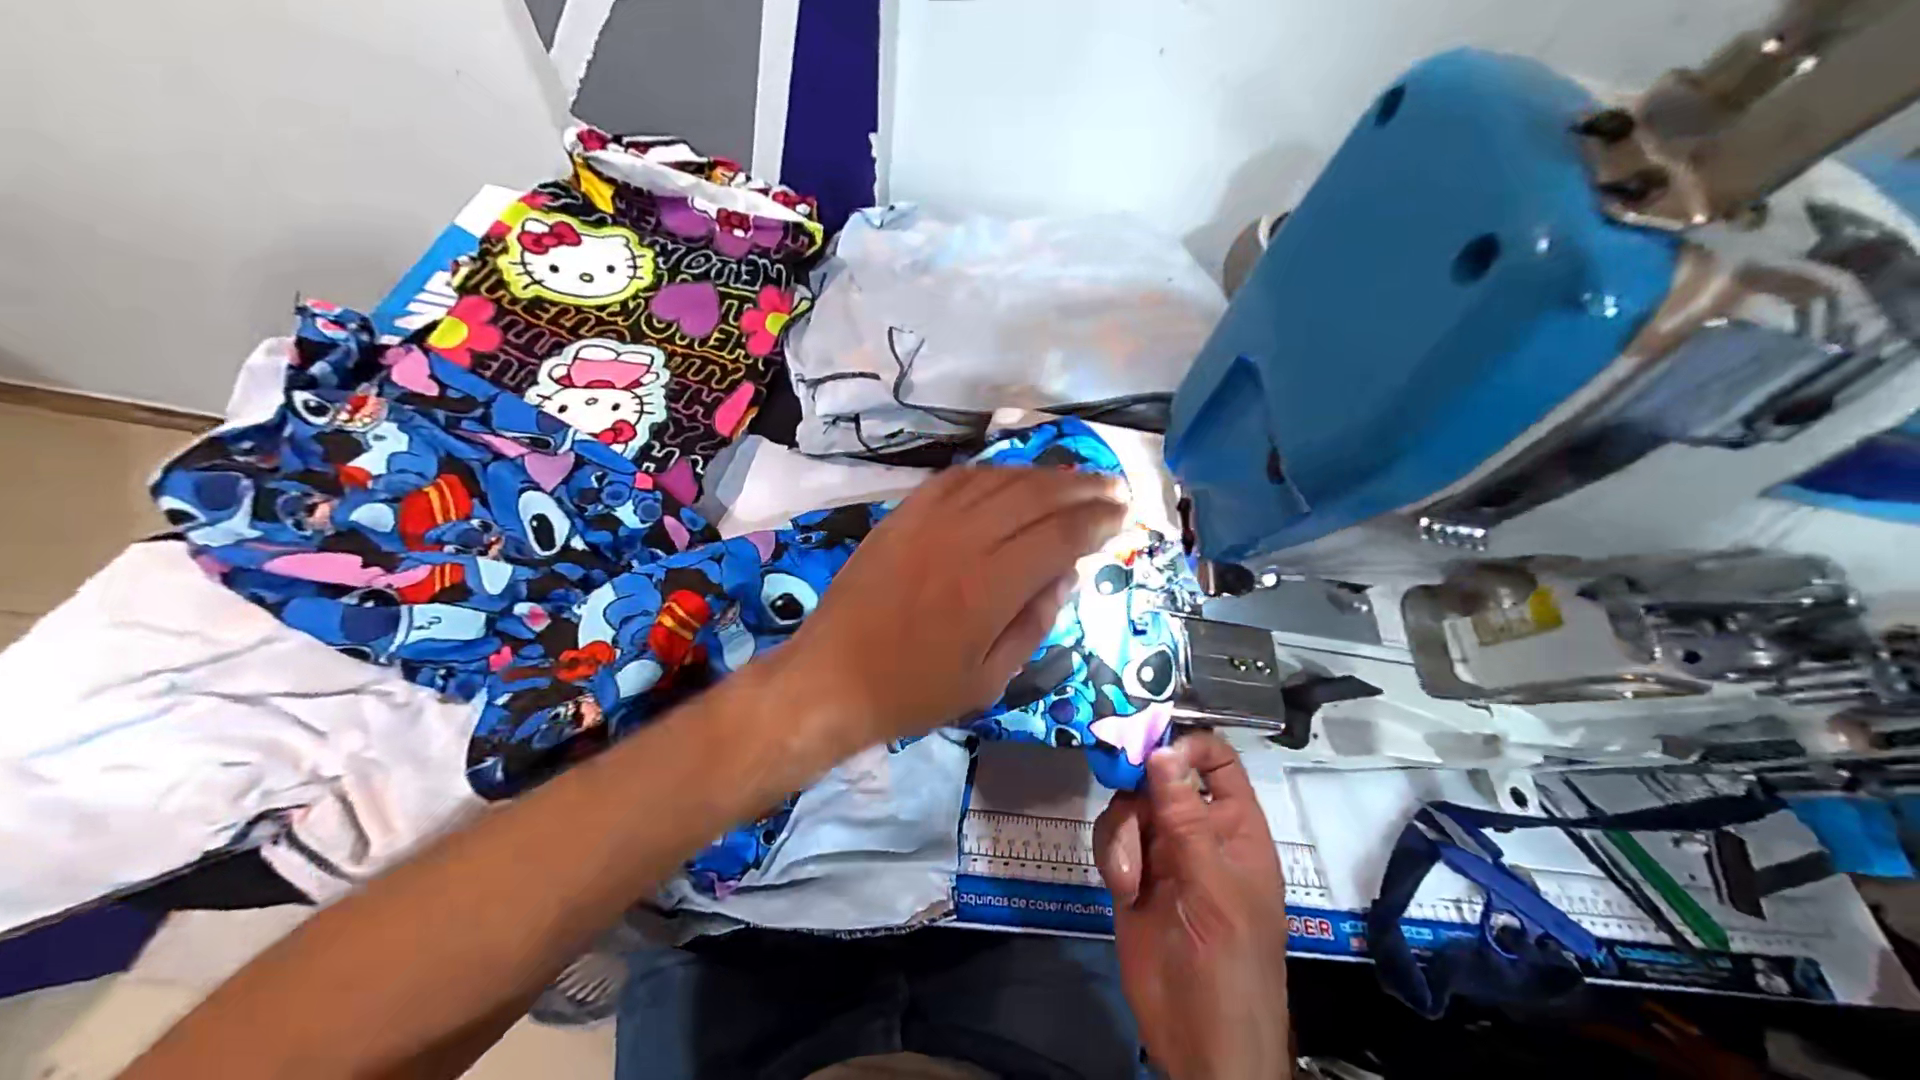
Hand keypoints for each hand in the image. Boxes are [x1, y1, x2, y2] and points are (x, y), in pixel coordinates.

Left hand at [774, 465, 1126, 751]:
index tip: (1124, 516)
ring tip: (1073, 478)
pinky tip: (1011, 477)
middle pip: (1036, 497)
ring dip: (1042, 475)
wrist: (831, 678)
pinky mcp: (902, 515)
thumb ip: (1035, 622)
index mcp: (990, 587)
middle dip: (1083, 488)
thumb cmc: (912, 690)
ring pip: (999, 480)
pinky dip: (992, 472)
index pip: (1060, 536)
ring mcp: (928, 521)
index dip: (1098, 522)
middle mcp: (963, 540)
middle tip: (1113, 488)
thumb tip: (1067, 574)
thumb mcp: (988, 679)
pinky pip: (956, 478)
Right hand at [1094, 733, 1291, 1079]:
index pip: (1216, 763)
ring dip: (1123, 835)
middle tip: (1126, 805)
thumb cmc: (1228, 964)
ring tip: (1129, 877)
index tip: (1150, 748)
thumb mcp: (1213, 887)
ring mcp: (1161, 852)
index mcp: (1234, 827)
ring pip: (1129, 806)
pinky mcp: (1131, 873)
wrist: (1199, 1040)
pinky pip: (1112, 838)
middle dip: (1138, 790)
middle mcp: (1196, 830)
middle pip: (1159, 777)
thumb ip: (1185, 817)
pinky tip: (1123, 889)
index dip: (1187, 747)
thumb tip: (1161, 751)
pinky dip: (1111, 856)